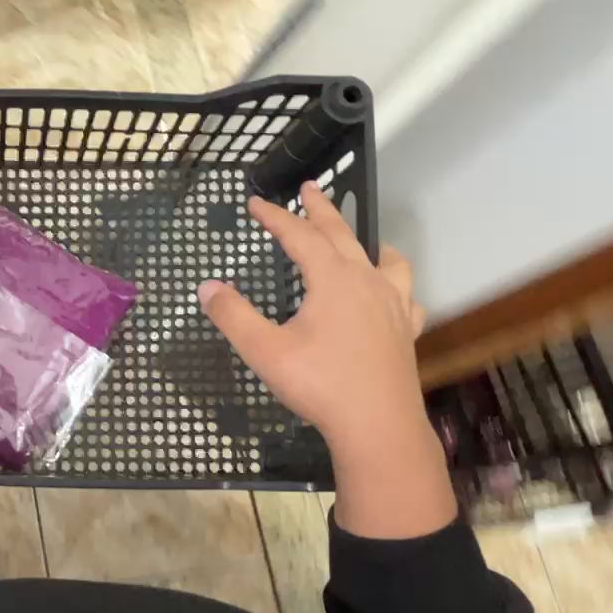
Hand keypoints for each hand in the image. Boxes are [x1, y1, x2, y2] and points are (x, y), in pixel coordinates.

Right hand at [199, 185, 453, 537]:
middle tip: (311, 188)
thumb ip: (233, 315)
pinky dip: (394, 284)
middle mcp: (366, 282)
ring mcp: (392, 305)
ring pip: (382, 259)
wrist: (378, 425)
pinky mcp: (404, 330)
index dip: (276, 216)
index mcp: (332, 280)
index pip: (300, 236)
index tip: (255, 202)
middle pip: (342, 235)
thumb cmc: (319, 384)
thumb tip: (207, 286)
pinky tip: (389, 294)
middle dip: (322, 210)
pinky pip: (404, 295)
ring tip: (360, 239)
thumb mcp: (264, 350)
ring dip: (365, 242)